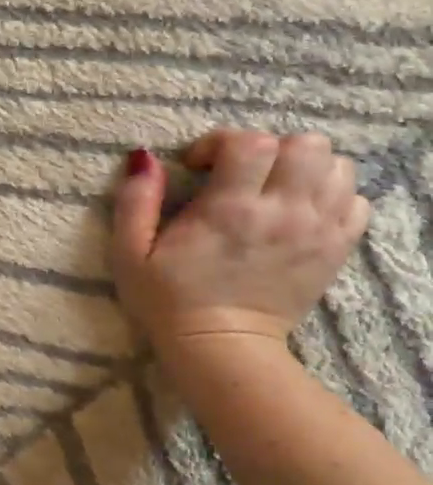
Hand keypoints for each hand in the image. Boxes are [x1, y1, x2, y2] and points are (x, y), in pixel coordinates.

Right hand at [111, 129, 369, 348]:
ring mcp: (319, 229)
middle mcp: (283, 212)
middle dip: (267, 148)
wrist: (221, 343)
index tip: (198, 165)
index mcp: (229, 210)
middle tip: (238, 172)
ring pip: (337, 166)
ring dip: (301, 167)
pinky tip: (295, 208)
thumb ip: (134, 200)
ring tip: (268, 187)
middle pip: (305, 145)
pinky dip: (329, 193)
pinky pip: (356, 198)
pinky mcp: (338, 247)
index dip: (220, 142)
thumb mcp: (128, 251)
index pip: (250, 143)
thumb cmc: (164, 296)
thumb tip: (144, 157)